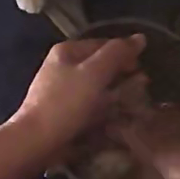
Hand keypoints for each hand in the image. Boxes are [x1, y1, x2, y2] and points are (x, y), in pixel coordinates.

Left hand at [9, 35, 147, 158]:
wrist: (36, 141)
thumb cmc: (65, 103)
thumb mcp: (94, 73)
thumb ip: (117, 54)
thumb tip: (140, 37)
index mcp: (66, 52)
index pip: (102, 44)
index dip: (125, 53)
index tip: (142, 69)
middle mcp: (61, 67)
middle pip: (98, 66)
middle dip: (121, 74)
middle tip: (143, 87)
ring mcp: (60, 91)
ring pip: (95, 87)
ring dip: (115, 93)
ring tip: (134, 103)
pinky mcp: (62, 112)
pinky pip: (89, 105)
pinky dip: (103, 109)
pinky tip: (115, 117)